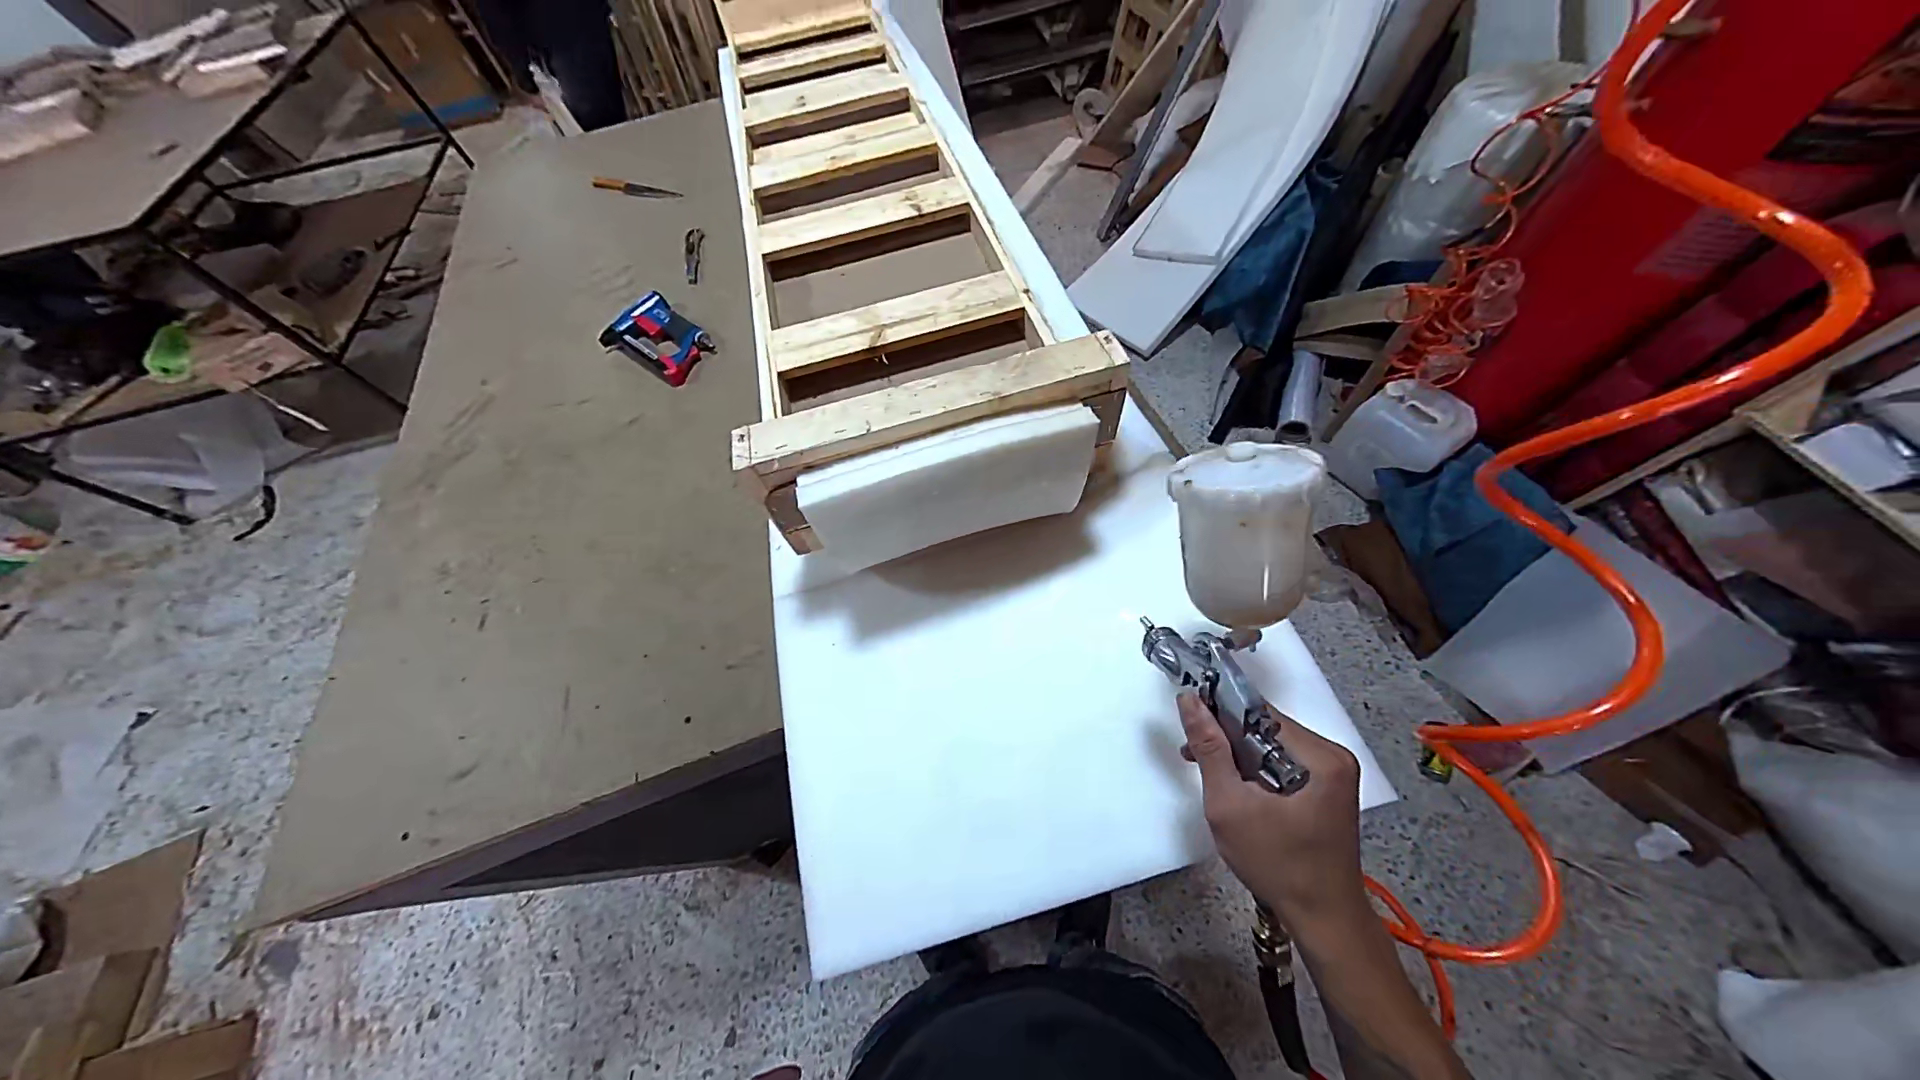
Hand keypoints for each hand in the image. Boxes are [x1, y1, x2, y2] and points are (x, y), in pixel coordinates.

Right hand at [1177, 692, 1367, 928]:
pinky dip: (1254, 770)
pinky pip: (1281, 763)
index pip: (1261, 712)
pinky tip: (1235, 787)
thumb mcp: (1230, 804)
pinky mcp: (1325, 789)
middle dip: (1227, 738)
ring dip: (1238, 755)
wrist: (1323, 919)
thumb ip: (1209, 748)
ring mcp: (1332, 775)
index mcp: (1321, 757)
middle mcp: (1333, 758)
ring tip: (1211, 774)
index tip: (1191, 723)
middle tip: (1194, 754)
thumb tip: (1190, 701)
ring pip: (1270, 745)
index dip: (1221, 713)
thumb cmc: (1278, 865)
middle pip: (1266, 727)